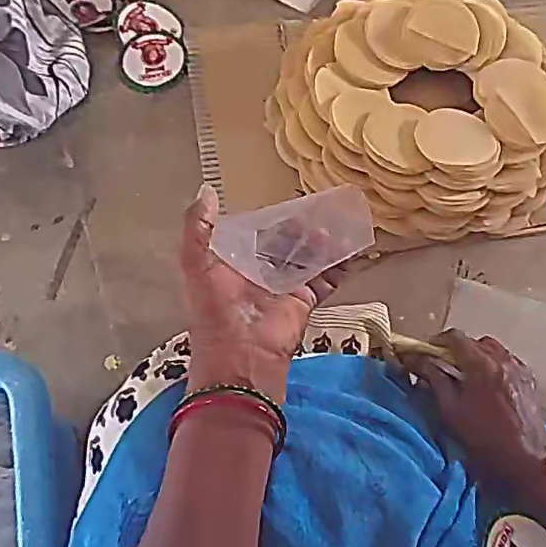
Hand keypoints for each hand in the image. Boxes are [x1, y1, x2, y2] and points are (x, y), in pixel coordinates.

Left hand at [180, 185, 350, 403]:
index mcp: (231, 263)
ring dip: (322, 241)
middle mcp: (259, 273)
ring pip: (307, 257)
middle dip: (300, 227)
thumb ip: (197, 228)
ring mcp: (284, 286)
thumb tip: (207, 191)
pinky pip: (325, 278)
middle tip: (318, 206)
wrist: (242, 355)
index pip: (253, 233)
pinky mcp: (305, 299)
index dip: (269, 216)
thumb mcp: (195, 263)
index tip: (286, 198)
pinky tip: (350, 248)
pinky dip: (339, 265)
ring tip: (336, 221)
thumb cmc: (216, 308)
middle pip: (284, 243)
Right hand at [401, 331, 545, 490]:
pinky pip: (507, 361)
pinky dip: (494, 365)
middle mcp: (502, 358)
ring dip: (477, 356)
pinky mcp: (528, 378)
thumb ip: (435, 379)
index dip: (437, 342)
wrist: (526, 458)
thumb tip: (418, 360)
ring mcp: (518, 367)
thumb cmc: (484, 436)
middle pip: (475, 341)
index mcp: (481, 363)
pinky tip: (489, 385)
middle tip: (445, 368)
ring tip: (468, 376)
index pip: (455, 337)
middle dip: (458, 350)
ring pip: (493, 349)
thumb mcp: (451, 410)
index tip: (427, 353)